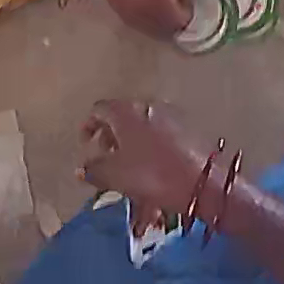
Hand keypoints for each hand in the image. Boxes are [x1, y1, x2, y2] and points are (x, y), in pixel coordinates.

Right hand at [80, 100, 207, 221]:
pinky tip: (150, 168)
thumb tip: (81, 167)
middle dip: (110, 135)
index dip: (89, 125)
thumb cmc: (152, 173)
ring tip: (127, 167)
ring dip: (130, 143)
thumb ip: (94, 169)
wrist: (202, 178)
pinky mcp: (186, 126)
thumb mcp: (115, 175)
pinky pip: (159, 133)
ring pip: (142, 125)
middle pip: (122, 115)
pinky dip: (149, 146)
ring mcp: (170, 113)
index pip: (100, 109)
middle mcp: (148, 105)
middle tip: (105, 156)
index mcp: (127, 111)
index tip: (86, 144)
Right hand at [87, 0, 190, 37]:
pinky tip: (150, 14)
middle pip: (162, 28)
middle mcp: (140, 5)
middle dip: (175, 24)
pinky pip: (134, 23)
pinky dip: (145, 22)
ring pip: (147, 28)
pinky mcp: (114, 7)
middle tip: (182, 14)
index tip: (193, 11)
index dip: (186, 18)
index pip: (175, 17)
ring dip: (160, 26)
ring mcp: (126, 8)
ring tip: (168, 15)